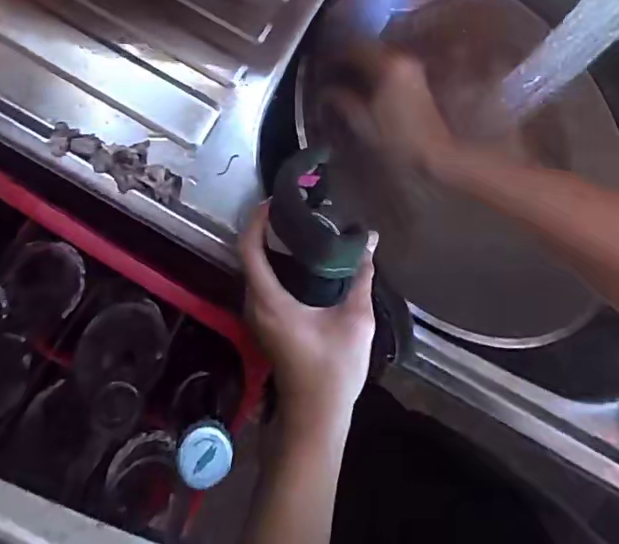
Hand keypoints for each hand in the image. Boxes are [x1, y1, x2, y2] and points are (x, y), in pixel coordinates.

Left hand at [239, 201, 378, 431]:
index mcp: (270, 300)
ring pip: (254, 269)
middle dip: (265, 227)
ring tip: (298, 226)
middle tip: (294, 208)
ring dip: (268, 245)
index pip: (249, 248)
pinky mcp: (265, 323)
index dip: (257, 220)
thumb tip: (369, 240)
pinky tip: (299, 258)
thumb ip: (361, 277)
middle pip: (248, 255)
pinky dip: (272, 262)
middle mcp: (255, 304)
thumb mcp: (355, 321)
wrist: (316, 418)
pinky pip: (261, 281)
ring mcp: (257, 316)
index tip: (276, 200)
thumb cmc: (334, 369)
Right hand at [322, 46, 459, 173]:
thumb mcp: (362, 120)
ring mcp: (411, 65)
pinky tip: (362, 81)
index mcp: (386, 66)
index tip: (319, 65)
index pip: (353, 49)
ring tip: (343, 76)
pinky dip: (373, 66)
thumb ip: (341, 99)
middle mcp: (400, 58)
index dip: (333, 56)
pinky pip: (388, 61)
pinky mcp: (416, 75)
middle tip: (328, 70)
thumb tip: (324, 90)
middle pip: (367, 47)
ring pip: (378, 53)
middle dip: (346, 57)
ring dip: (360, 61)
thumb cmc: (396, 138)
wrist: (434, 153)